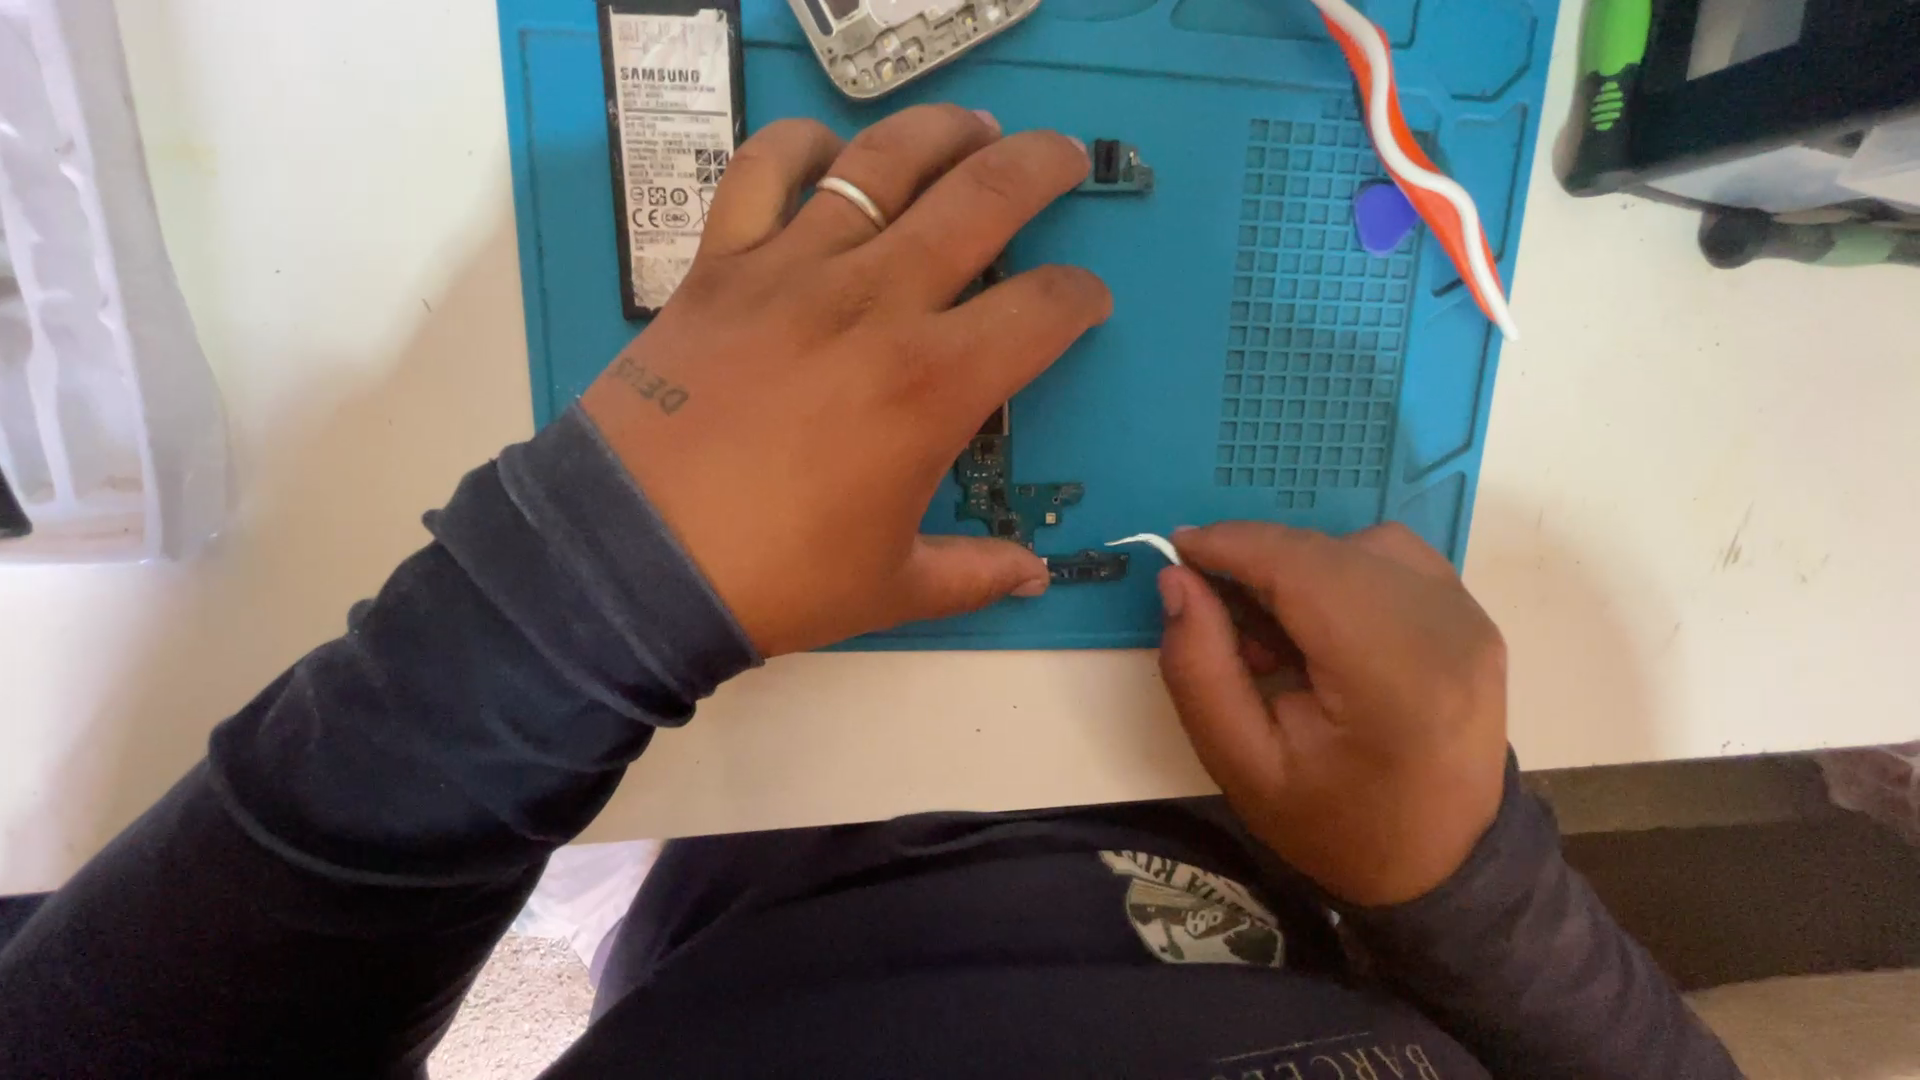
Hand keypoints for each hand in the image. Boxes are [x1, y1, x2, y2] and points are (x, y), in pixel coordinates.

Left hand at [582, 107, 1109, 655]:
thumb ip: (977, 575)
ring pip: (882, 163)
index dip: (1080, 299)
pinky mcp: (719, 266)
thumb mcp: (894, 588)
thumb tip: (1033, 576)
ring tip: (972, 128)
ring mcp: (792, 272)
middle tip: (1063, 159)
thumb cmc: (777, 577)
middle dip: (1041, 169)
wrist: (634, 559)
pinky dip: (801, 145)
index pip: (1041, 311)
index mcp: (932, 385)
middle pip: (982, 199)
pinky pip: (763, 172)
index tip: (1086, 304)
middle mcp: (875, 305)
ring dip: (942, 134)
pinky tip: (827, 149)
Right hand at [1157, 523, 1508, 906]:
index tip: (1177, 547)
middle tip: (1217, 610)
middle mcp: (1449, 632)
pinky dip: (1338, 571)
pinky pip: (1391, 559)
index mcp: (1395, 679)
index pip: (1305, 569)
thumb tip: (1176, 580)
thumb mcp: (1239, 765)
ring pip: (1360, 545)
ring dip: (1300, 567)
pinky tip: (1320, 626)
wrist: (1442, 866)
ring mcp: (1471, 620)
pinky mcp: (1475, 617)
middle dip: (1257, 559)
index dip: (1234, 544)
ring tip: (1275, 632)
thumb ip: (1198, 669)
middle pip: (1329, 550)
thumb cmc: (1333, 824)